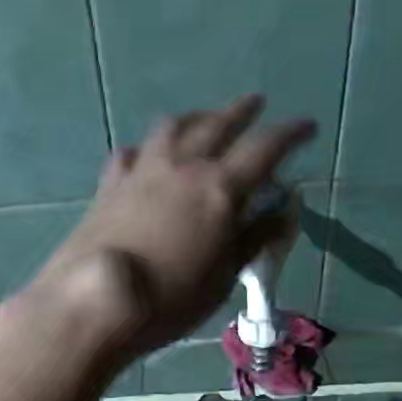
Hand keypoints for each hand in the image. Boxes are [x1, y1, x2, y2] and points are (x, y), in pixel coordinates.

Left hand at [16, 95, 314, 357]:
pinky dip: (149, 148)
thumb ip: (253, 238)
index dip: (290, 133)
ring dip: (195, 117)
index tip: (307, 125)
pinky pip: (134, 152)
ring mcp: (143, 169)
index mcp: (220, 188)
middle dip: (242, 111)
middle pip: (218, 124)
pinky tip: (148, 156)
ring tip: (205, 119)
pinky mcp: (111, 183)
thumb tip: (282, 212)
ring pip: (173, 127)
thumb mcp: (223, 276)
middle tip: (256, 102)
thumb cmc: (170, 297)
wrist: (95, 297)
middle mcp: (183, 166)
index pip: (265, 148)